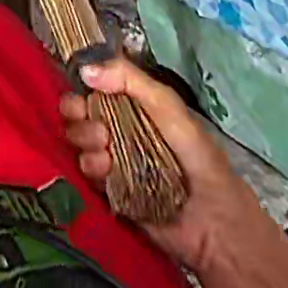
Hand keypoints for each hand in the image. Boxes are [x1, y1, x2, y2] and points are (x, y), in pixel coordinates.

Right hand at [60, 58, 287, 287]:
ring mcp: (109, 156)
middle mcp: (114, 124)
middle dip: (76, 113)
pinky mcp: (107, 186)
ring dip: (85, 139)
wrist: (212, 218)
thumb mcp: (167, 104)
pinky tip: (108, 168)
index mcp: (128, 101)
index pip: (91, 85)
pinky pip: (85, 171)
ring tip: (106, 149)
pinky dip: (92, 166)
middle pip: (76, 111)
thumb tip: (84, 69)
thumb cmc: (194, 152)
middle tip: (96, 125)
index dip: (80, 85)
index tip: (81, 91)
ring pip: (77, 138)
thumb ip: (128, 78)